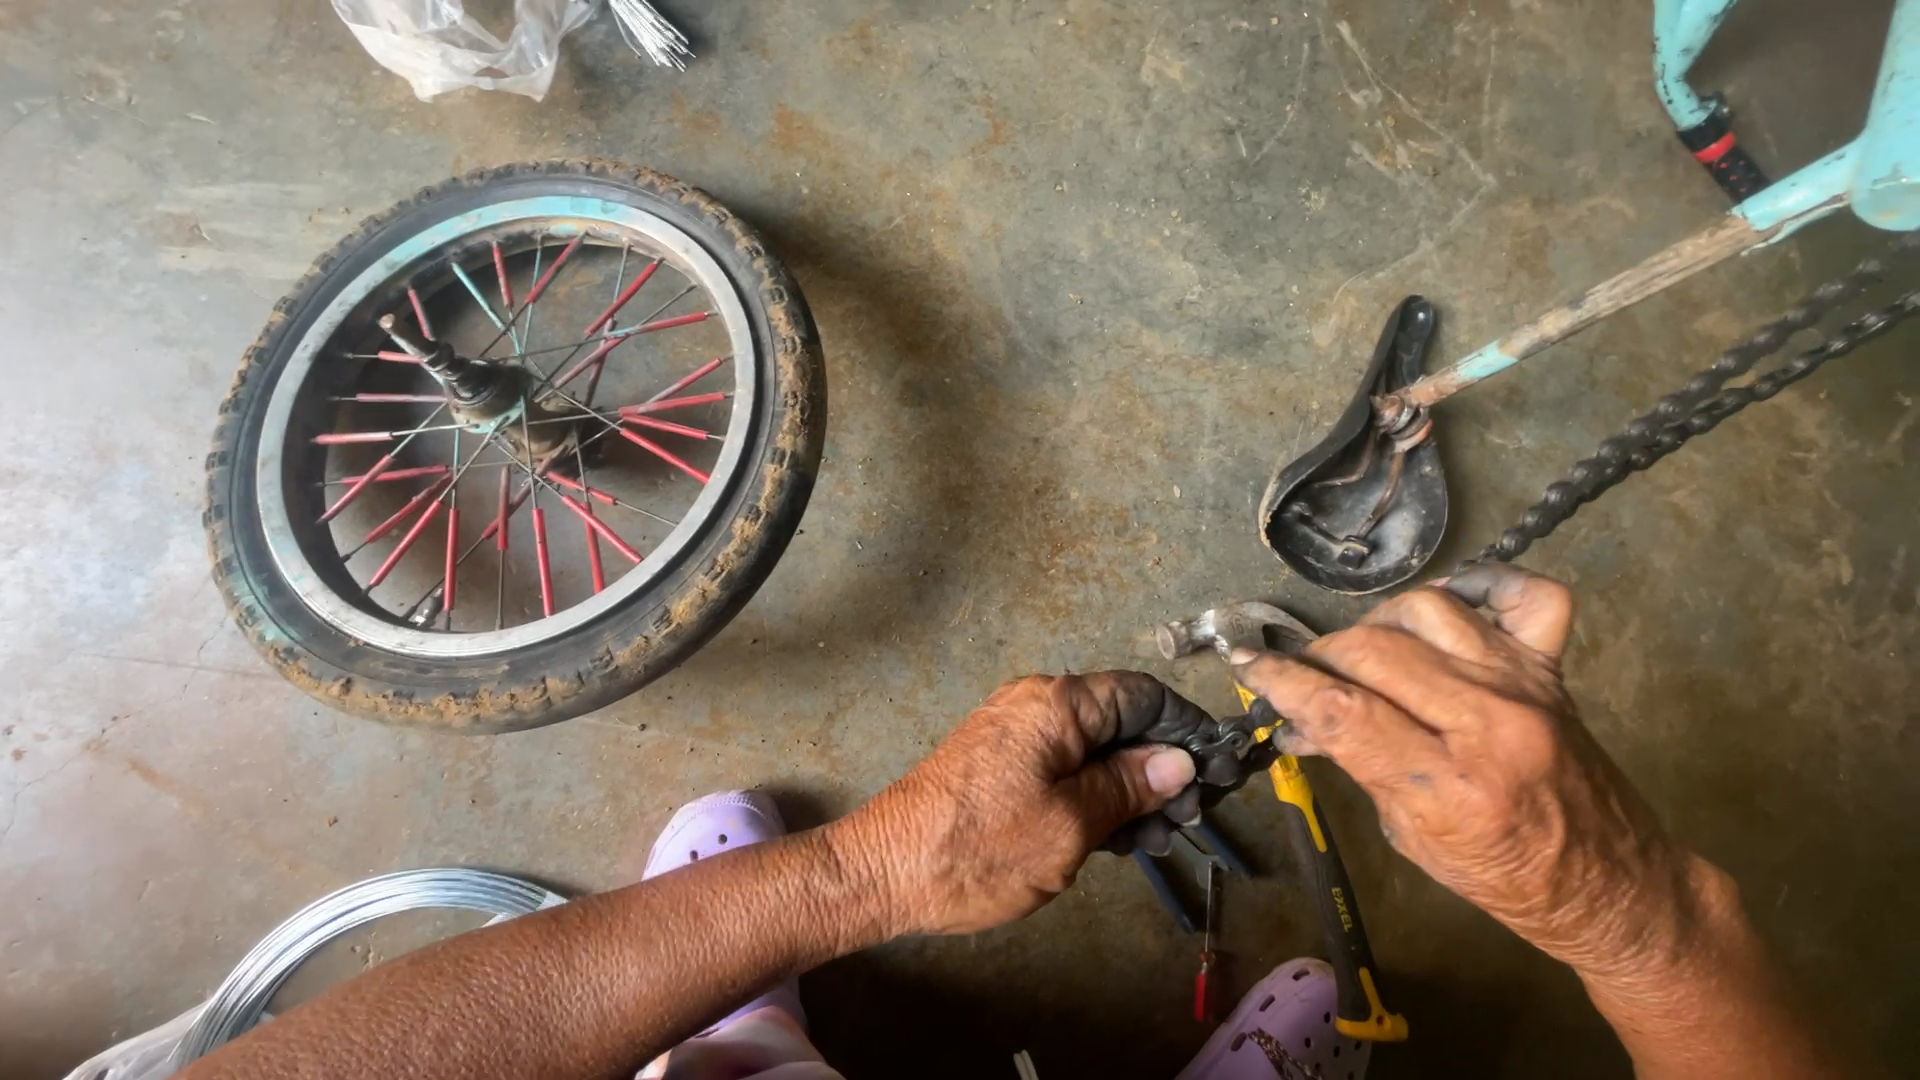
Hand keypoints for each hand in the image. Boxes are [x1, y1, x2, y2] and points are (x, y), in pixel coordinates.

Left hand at [836, 672, 1205, 935]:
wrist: (885, 870)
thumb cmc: (980, 849)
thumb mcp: (1069, 825)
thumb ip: (1127, 786)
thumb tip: (1179, 761)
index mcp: (1056, 704)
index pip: (1141, 694)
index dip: (1186, 728)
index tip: (1217, 772)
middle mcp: (1037, 704)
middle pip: (1119, 720)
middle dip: (1159, 767)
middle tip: (1185, 823)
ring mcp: (1018, 733)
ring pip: (1094, 748)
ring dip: (1130, 788)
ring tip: (1155, 841)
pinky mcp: (1004, 762)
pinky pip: (1066, 767)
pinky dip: (1096, 796)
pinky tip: (1117, 837)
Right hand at [1229, 564, 1695, 975]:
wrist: (1610, 886)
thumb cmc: (1498, 872)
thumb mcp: (1406, 831)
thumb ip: (1352, 760)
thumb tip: (1294, 717)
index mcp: (1449, 784)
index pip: (1339, 708)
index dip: (1280, 680)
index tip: (1246, 666)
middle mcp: (1489, 722)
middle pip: (1371, 650)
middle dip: (1319, 657)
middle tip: (1305, 676)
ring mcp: (1525, 686)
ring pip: (1427, 609)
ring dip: (1377, 624)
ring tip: (1367, 652)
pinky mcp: (1552, 668)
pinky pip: (1527, 594)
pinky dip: (1485, 584)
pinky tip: (1449, 603)